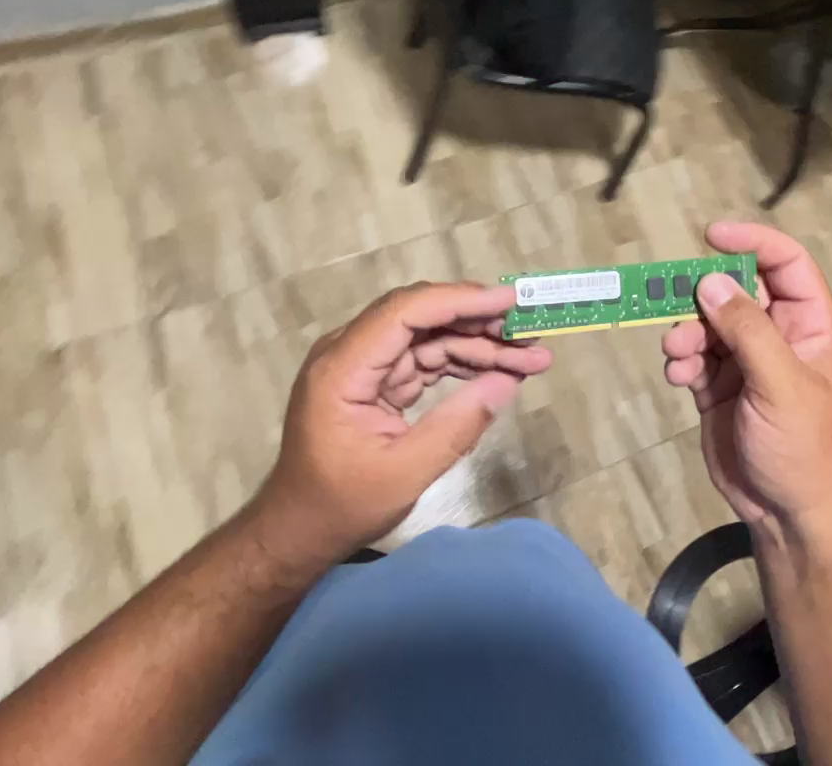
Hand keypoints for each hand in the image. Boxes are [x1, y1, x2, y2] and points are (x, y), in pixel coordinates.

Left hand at [246, 282, 551, 581]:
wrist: (299, 529)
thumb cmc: (342, 504)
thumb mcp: (404, 473)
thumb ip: (457, 426)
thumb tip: (507, 383)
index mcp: (344, 367)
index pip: (405, 312)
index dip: (460, 301)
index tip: (509, 303)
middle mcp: (351, 352)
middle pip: (422, 317)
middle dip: (479, 322)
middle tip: (532, 335)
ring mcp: (365, 364)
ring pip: (430, 336)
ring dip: (479, 345)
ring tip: (531, 359)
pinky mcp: (378, 378)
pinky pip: (427, 358)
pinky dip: (464, 363)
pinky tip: (501, 372)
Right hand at [661, 223, 831, 540]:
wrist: (787, 515)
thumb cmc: (803, 448)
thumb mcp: (782, 385)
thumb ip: (748, 330)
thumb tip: (711, 282)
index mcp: (809, 327)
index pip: (787, 265)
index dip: (754, 241)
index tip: (712, 235)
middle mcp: (777, 337)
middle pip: (736, 291)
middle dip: (703, 296)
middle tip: (677, 306)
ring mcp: (746, 363)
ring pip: (707, 324)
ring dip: (686, 333)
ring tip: (679, 356)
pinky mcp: (719, 388)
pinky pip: (693, 357)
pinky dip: (681, 362)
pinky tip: (679, 380)